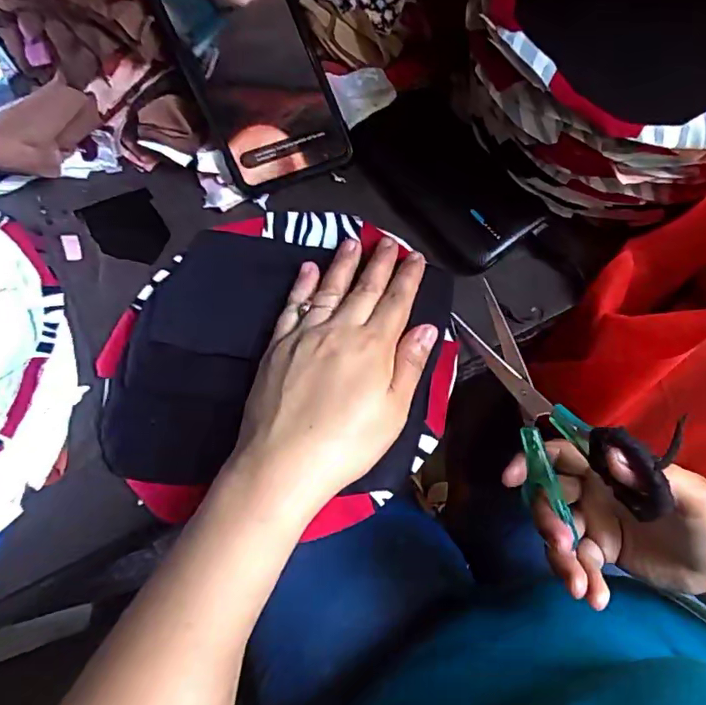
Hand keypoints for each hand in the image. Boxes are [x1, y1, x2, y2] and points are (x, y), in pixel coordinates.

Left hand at [224, 235, 440, 513]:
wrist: (283, 463)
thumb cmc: (348, 444)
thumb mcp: (394, 410)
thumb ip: (410, 364)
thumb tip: (427, 328)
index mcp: (374, 347)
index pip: (396, 302)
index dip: (408, 278)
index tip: (416, 258)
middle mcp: (340, 331)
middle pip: (364, 289)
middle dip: (380, 262)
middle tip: (388, 241)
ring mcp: (305, 336)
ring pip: (329, 289)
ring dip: (343, 264)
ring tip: (353, 241)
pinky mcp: (278, 346)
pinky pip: (293, 306)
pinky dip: (302, 285)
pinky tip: (309, 270)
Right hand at [505, 441, 705, 608]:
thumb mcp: (688, 495)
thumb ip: (649, 475)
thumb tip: (610, 455)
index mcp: (612, 468)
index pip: (563, 453)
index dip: (533, 459)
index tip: (511, 478)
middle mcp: (596, 490)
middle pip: (551, 496)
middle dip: (548, 520)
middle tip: (563, 545)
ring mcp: (596, 522)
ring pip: (559, 535)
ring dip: (562, 561)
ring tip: (583, 588)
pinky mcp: (602, 553)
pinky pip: (577, 563)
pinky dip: (581, 580)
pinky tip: (598, 599)